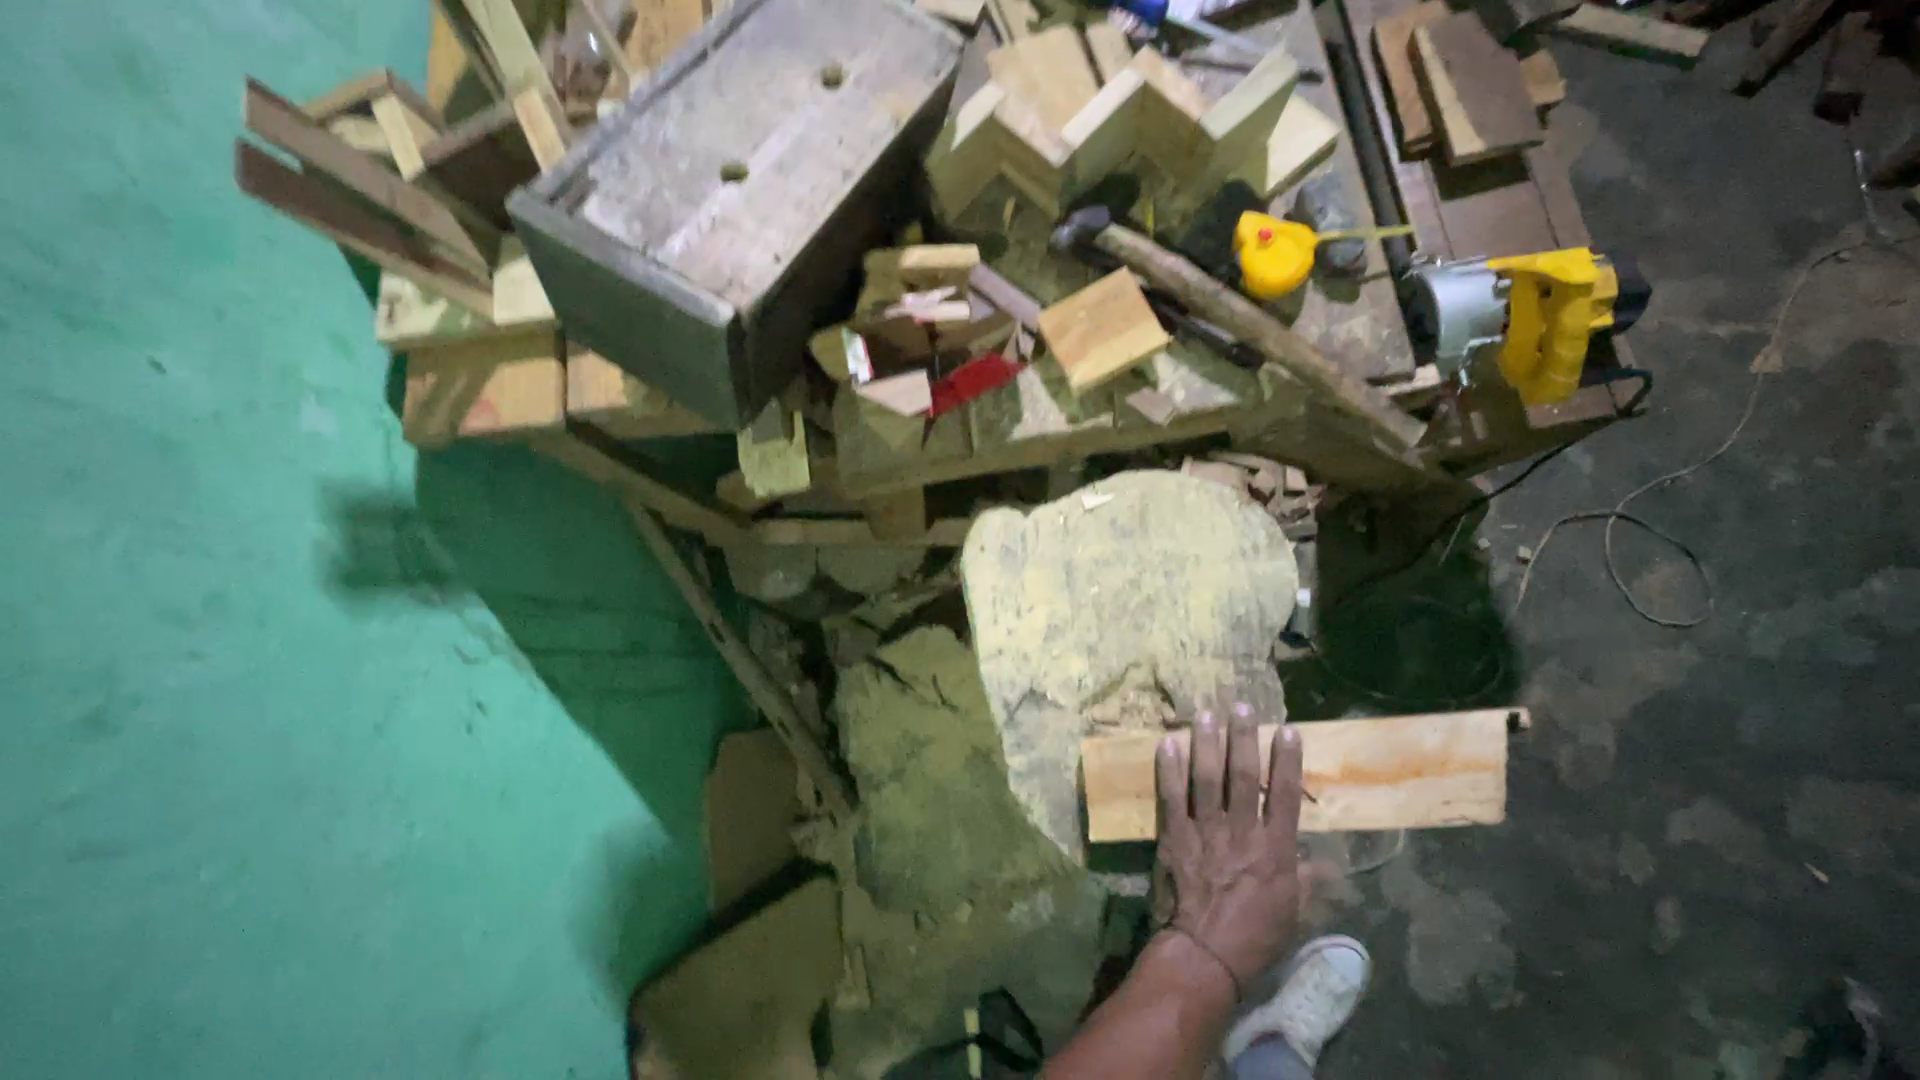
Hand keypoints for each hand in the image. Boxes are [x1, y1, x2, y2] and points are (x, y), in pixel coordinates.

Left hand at [1153, 698, 1309, 994]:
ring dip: (1207, 742)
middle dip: (1244, 737)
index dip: (1287, 760)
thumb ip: (1307, 880)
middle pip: (1243, 775)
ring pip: (1207, 777)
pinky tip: (1167, 743)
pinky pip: (1171, 796)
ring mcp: (1206, 831)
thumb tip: (1326, 861)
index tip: (1288, 730)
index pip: (1285, 795)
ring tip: (1206, 714)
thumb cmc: (1255, 937)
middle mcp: (1242, 831)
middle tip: (1241, 706)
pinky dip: (1169, 769)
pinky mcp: (1174, 837)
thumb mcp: (1294, 912)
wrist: (1205, 953)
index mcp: (1275, 849)